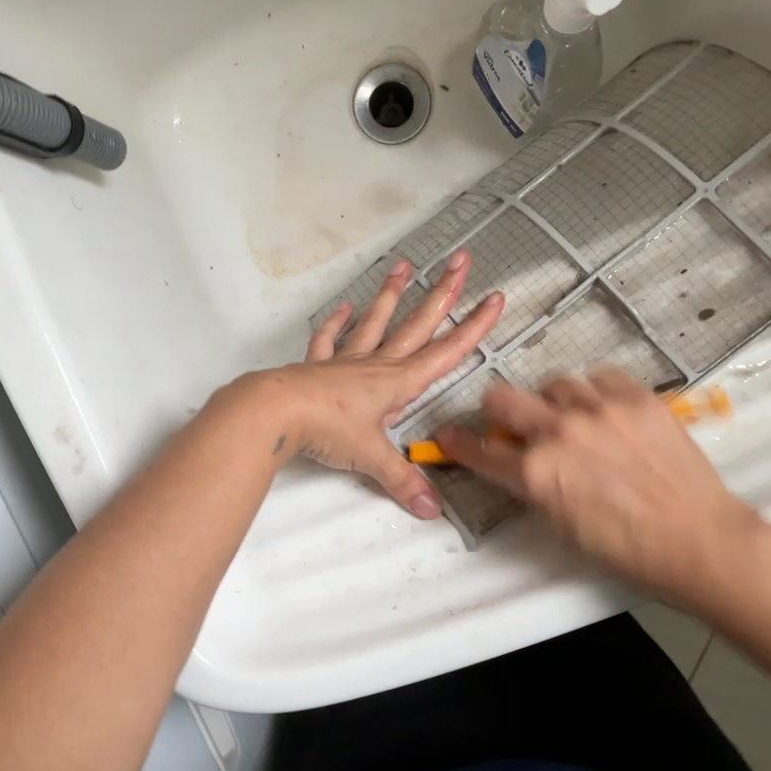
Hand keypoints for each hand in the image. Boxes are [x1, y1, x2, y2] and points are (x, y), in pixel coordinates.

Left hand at [230, 251, 502, 518]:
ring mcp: (345, 361)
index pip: (445, 353)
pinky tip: (345, 308)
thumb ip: (402, 480)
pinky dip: (337, 324)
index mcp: (397, 383)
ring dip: (392, 295)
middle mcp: (376, 365)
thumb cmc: (326, 428)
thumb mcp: (371, 458)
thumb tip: (431, 508)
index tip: (495, 299)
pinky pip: (330, 340)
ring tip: (405, 266)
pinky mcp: (317, 365)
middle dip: (443, 293)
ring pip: (376, 322)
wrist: (275, 411)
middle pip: (417, 325)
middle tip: (460, 261)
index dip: (474, 328)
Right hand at [437, 369, 769, 607]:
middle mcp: (559, 432)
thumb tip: (518, 466)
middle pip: (503, 398)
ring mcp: (599, 409)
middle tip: (514, 422)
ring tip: (575, 420)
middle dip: (499, 410)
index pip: (479, 450)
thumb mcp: (561, 526)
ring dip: (554, 401)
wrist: (697, 539)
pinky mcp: (637, 397)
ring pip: (554, 384)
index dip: (458, 443)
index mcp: (536, 473)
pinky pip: (601, 376)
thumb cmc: (628, 549)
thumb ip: (532, 487)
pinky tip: (608, 412)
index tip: (449, 436)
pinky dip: (596, 391)